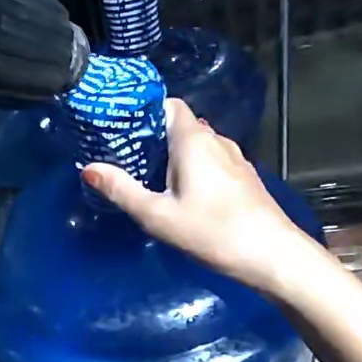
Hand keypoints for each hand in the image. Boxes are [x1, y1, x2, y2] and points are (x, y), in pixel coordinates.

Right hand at [81, 97, 329, 297]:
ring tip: (152, 180)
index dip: (144, 113)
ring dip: (176, 158)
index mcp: (194, 140)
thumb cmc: (212, 232)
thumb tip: (88, 168)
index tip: (122, 131)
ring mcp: (236, 160)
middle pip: (181, 127)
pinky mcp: (246, 180)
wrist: (272, 255)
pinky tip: (186, 196)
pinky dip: (196, 171)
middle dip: (155, 139)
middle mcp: (217, 140)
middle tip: (128, 160)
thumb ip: (122, 190)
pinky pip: (214, 164)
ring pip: (199, 147)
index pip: (168, 105)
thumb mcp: (158, 215)